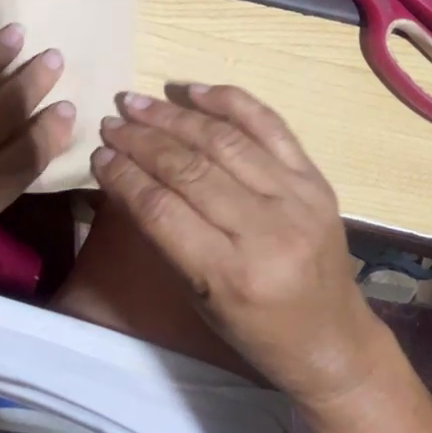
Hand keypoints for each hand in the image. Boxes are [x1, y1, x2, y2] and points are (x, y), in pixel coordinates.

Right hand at [90, 85, 390, 405]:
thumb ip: (161, 232)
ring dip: (173, 116)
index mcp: (232, 274)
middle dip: (141, 141)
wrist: (333, 341)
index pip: (162, 209)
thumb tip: (120, 172)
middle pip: (190, 169)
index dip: (124, 176)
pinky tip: (193, 91)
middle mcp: (268, 232)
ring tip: (135, 103)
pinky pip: (270, 126)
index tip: (98, 155)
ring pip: (224, 141)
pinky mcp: (317, 180)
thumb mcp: (196, 295)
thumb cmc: (253, 329)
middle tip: (110, 123)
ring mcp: (298, 200)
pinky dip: (229, 101)